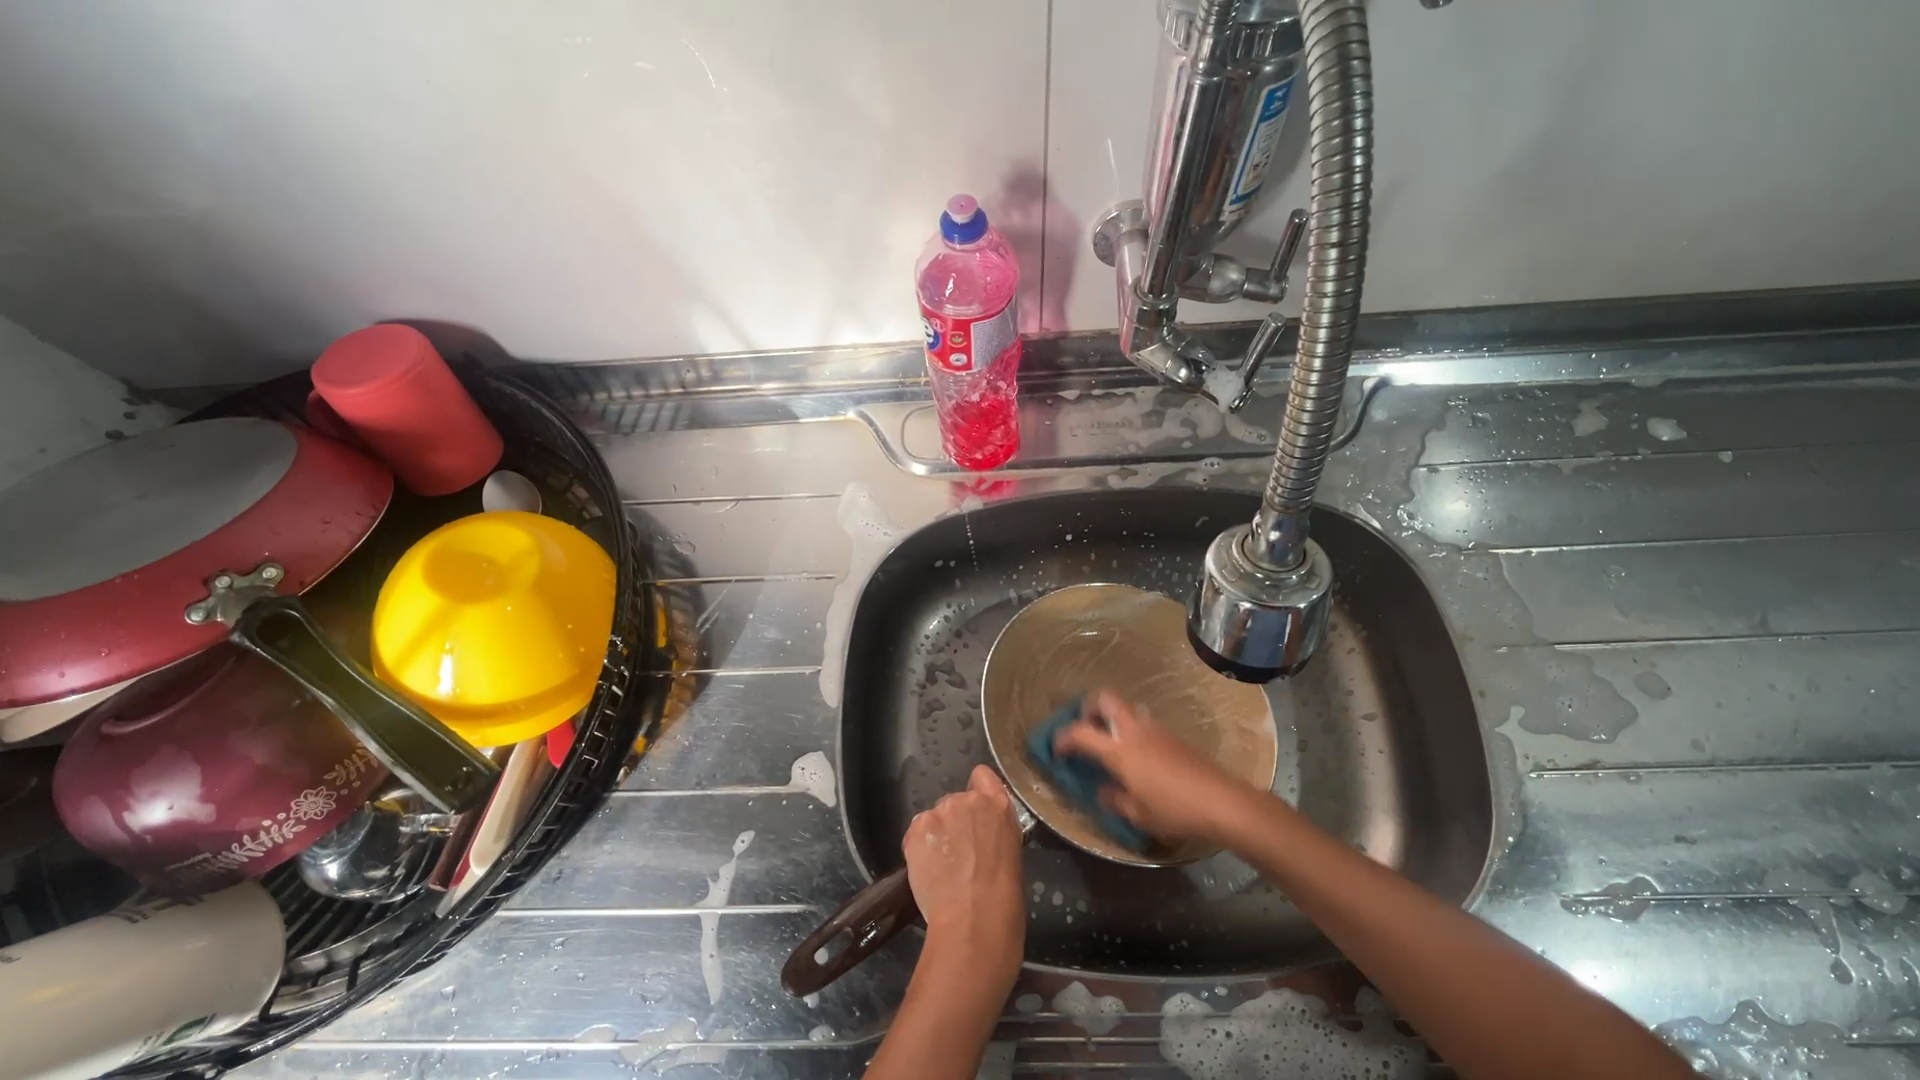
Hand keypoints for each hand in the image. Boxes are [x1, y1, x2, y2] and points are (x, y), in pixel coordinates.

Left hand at [901, 764, 1024, 972]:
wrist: (975, 917)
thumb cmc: (1003, 895)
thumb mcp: (1011, 851)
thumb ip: (995, 831)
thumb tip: (982, 836)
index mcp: (998, 804)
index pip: (983, 776)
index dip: (978, 791)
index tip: (975, 814)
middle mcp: (967, 800)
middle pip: (954, 802)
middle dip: (954, 822)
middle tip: (960, 854)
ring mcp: (939, 813)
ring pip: (933, 819)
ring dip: (936, 836)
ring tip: (943, 868)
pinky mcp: (916, 830)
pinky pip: (916, 834)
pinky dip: (920, 849)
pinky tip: (930, 872)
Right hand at [1054, 688, 1259, 844]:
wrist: (1222, 802)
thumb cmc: (1174, 810)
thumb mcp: (1138, 814)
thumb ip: (1115, 799)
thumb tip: (1104, 790)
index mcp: (1120, 750)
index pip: (1082, 732)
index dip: (1063, 737)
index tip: (1056, 747)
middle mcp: (1136, 731)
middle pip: (1106, 698)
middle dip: (1089, 708)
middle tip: (1087, 728)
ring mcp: (1158, 730)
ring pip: (1129, 708)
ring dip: (1115, 719)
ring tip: (1114, 746)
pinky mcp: (1175, 736)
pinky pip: (1146, 724)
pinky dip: (1135, 732)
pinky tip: (1141, 759)